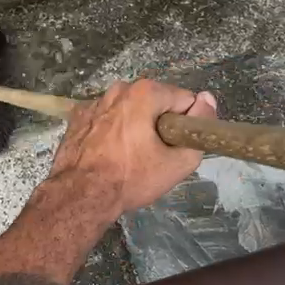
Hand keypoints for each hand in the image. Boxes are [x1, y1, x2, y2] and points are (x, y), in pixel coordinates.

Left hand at [42, 79, 216, 228]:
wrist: (80, 195)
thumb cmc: (131, 178)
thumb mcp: (179, 161)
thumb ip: (200, 126)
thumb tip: (207, 99)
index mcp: (143, 93)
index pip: (184, 100)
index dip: (185, 124)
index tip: (176, 146)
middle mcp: (117, 90)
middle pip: (155, 103)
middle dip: (160, 123)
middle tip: (154, 154)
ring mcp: (94, 102)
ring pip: (130, 110)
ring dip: (136, 126)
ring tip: (131, 155)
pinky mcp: (77, 117)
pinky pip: (107, 118)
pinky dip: (112, 130)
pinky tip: (109, 151)